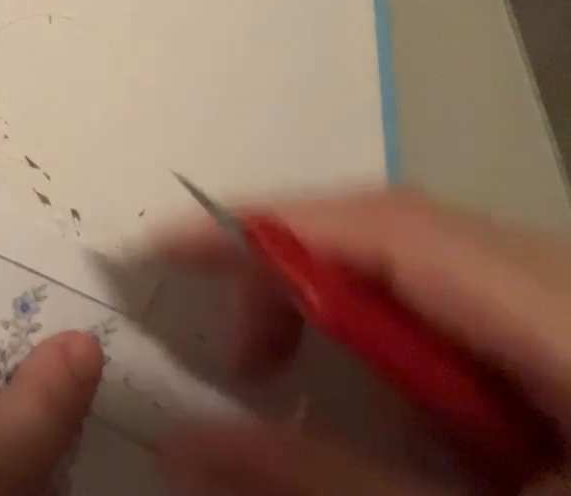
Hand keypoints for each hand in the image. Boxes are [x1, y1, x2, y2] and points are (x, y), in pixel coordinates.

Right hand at [153, 188, 570, 494]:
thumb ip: (330, 480)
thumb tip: (176, 445)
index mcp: (566, 317)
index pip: (382, 225)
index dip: (260, 226)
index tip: (163, 252)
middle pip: (402, 233)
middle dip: (296, 273)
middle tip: (248, 352)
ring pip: (438, 265)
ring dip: (351, 307)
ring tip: (317, 374)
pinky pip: (478, 302)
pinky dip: (413, 335)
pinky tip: (428, 409)